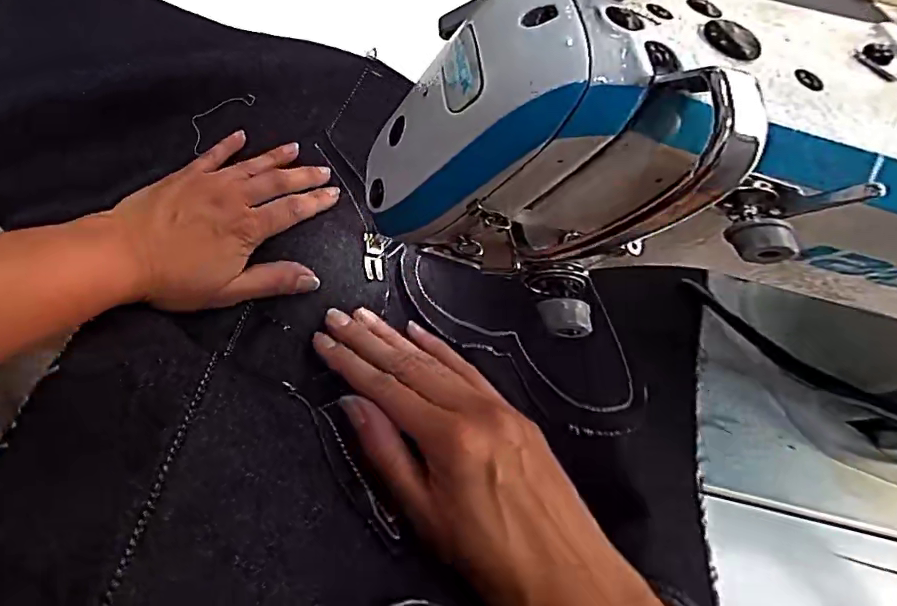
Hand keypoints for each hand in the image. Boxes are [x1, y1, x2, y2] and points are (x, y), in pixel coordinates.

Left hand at [105, 131, 338, 310]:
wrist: (124, 253)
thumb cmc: (173, 278)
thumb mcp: (227, 290)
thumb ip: (271, 280)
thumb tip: (310, 278)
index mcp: (247, 227)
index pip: (291, 210)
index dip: (315, 202)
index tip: (332, 194)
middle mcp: (235, 198)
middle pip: (278, 182)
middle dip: (304, 176)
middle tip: (324, 170)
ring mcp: (211, 182)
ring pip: (252, 165)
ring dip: (275, 156)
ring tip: (295, 148)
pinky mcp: (187, 175)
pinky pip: (214, 155)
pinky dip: (229, 145)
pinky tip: (240, 136)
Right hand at [313, 308, 660, 605]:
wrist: (570, 578)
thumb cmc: (497, 559)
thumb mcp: (426, 516)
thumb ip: (386, 454)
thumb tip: (355, 406)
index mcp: (450, 438)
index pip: (385, 386)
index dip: (349, 362)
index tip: (326, 343)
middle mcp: (475, 411)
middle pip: (408, 364)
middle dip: (366, 338)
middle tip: (338, 317)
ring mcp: (497, 406)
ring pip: (435, 360)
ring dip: (396, 335)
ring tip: (367, 317)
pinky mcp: (512, 410)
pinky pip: (467, 367)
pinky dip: (438, 348)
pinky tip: (419, 333)